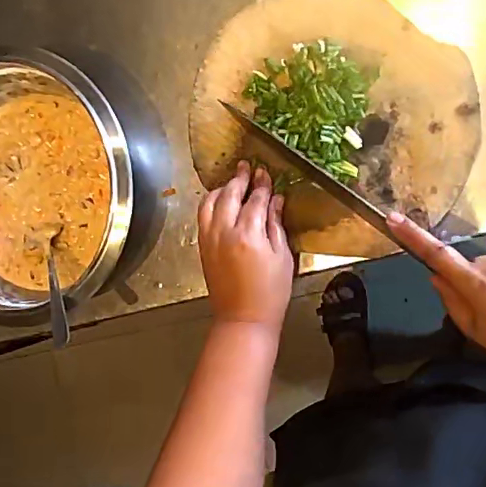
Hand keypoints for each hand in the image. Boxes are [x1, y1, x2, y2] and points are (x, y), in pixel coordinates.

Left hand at [198, 162, 292, 326]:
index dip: (262, 185)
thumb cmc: (270, 293)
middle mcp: (224, 233)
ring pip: (210, 203)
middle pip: (229, 195)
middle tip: (247, 168)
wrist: (244, 319)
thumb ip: (276, 226)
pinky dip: (211, 204)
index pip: (255, 200)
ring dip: (222, 189)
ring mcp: (210, 240)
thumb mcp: (282, 257)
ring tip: (232, 182)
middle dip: (239, 179)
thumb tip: (275, 202)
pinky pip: (203, 217)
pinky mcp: (203, 248)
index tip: (266, 175)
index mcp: (248, 235)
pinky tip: (220, 203)